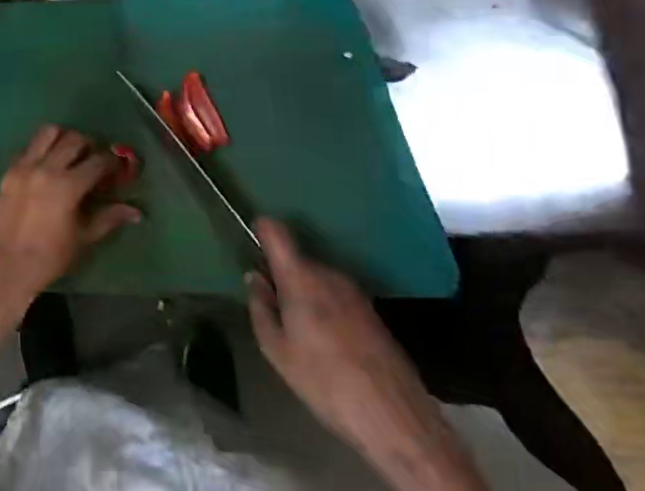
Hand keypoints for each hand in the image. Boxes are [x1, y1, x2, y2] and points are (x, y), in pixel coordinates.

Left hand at [0, 125, 139, 301]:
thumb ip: (109, 217)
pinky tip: (47, 165)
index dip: (112, 162)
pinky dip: (42, 148)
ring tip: (69, 154)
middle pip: (74, 139)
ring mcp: (25, 166)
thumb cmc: (51, 256)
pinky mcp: (9, 170)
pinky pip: (29, 146)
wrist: (8, 265)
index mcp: (68, 186)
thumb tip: (136, 211)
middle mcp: (46, 168)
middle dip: (89, 146)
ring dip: (64, 138)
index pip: (98, 161)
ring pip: (48, 132)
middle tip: (94, 160)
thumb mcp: (84, 237)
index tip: (116, 168)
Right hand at [249, 220, 487, 490]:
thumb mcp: (276, 350)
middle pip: (296, 259)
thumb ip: (260, 307)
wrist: (394, 415)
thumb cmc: (324, 381)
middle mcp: (329, 274)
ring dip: (304, 292)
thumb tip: (255, 278)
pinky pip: (336, 295)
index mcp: (300, 277)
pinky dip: (325, 307)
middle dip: (281, 274)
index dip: (261, 229)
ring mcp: (354, 291)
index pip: (276, 231)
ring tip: (299, 330)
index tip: (251, 243)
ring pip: (317, 278)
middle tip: (272, 306)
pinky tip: (326, 342)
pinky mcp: (371, 310)